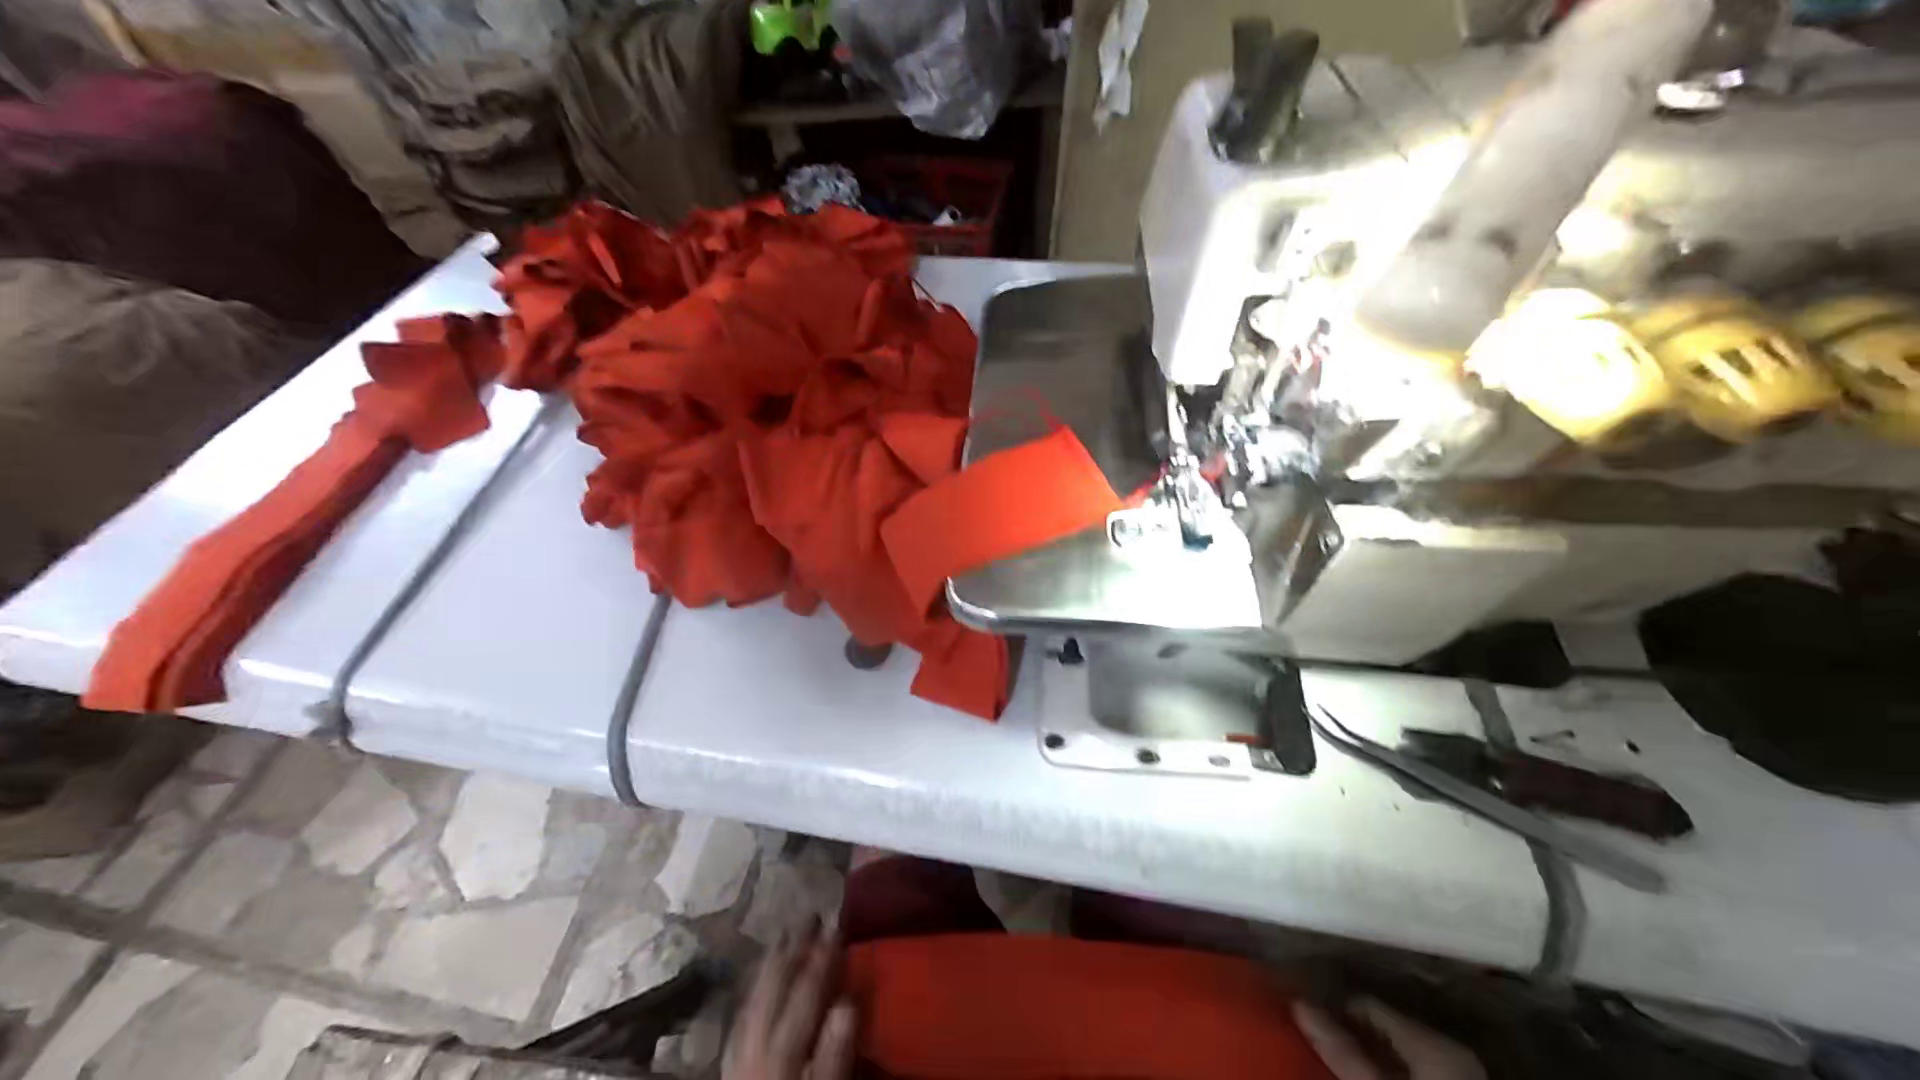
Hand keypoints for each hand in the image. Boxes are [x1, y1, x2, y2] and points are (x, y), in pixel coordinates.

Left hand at [724, 921, 857, 1079]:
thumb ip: (834, 1053)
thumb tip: (848, 1003)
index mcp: (784, 1044)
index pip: (807, 990)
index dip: (823, 955)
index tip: (836, 923)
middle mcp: (758, 1037)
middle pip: (776, 984)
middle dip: (794, 947)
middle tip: (810, 915)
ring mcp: (739, 1047)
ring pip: (755, 992)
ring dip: (772, 961)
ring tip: (784, 934)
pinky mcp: (729, 1061)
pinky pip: (741, 1012)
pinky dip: (753, 988)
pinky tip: (758, 978)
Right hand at [1294, 998, 1486, 1079]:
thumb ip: (1341, 1053)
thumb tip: (1300, 1006)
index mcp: (1434, 1043)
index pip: (1367, 1005)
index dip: (1334, 1012)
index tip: (1307, 1026)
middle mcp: (1451, 1050)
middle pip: (1385, 1027)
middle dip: (1353, 1037)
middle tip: (1320, 1048)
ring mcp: (1462, 1074)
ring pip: (1400, 1051)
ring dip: (1371, 1057)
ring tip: (1341, 1067)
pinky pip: (1417, 1069)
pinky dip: (1392, 1072)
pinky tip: (1371, 1078)